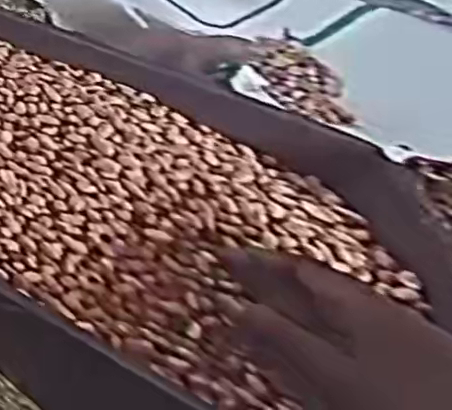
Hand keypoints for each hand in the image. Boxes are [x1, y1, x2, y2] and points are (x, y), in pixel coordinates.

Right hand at [224, 249, 451, 409]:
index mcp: (364, 306)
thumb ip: (279, 334)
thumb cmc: (398, 399)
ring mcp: (415, 343)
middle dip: (277, 287)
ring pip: (343, 318)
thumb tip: (231, 303)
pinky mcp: (427, 369)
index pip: (300, 267)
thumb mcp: (330, 370)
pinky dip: (330, 337)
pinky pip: (364, 340)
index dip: (258, 259)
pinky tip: (318, 350)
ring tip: (270, 318)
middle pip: (323, 292)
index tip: (223, 254)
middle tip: (237, 280)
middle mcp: (390, 315)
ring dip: (302, 314)